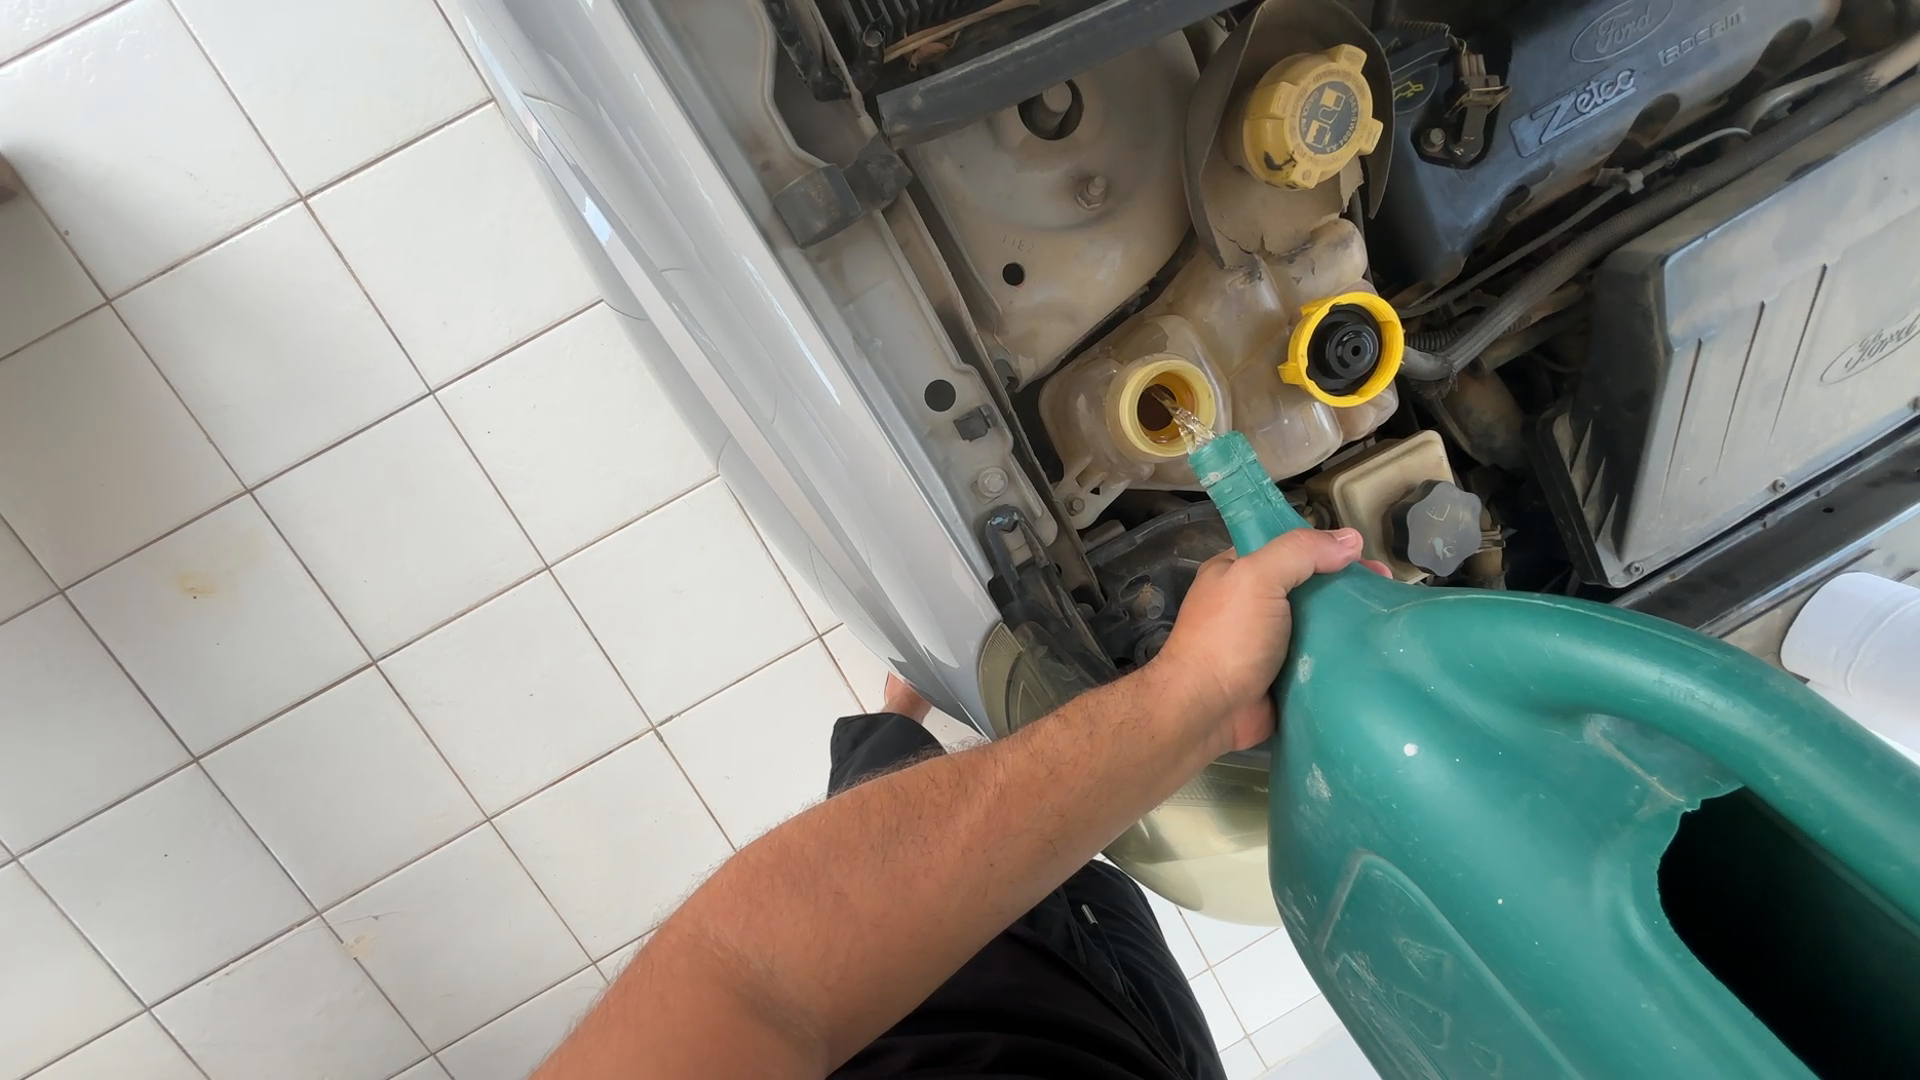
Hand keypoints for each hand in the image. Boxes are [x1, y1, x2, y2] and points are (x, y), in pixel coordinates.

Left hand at [1146, 528, 1370, 754]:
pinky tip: (1380, 650)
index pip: (1283, 547)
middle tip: (1387, 585)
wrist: (1208, 709)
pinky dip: (1345, 654)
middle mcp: (1251, 603)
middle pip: (1307, 585)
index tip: (1363, 551)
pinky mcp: (1285, 673)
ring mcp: (1269, 640)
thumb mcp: (1256, 578)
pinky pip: (1321, 657)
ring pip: (1318, 622)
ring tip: (1390, 617)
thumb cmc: (1227, 637)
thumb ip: (1298, 552)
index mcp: (1236, 572)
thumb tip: (1350, 539)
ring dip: (1352, 620)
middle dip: (1346, 583)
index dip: (1321, 545)